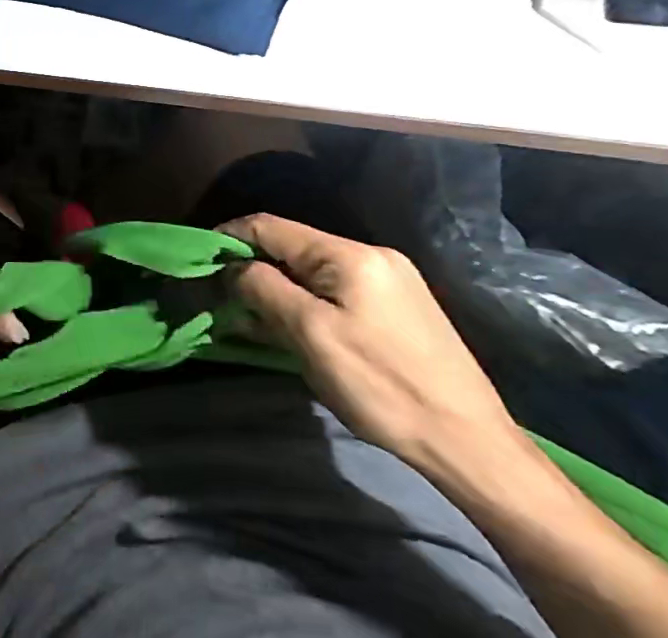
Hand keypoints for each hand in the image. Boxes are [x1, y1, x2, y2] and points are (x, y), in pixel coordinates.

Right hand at [220, 216, 667, 636]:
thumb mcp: (313, 336)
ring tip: (247, 320)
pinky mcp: (396, 308)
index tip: (199, 260)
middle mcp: (371, 256)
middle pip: (293, 249)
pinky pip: (334, 293)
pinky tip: (289, 330)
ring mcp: (388, 280)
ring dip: (276, 291)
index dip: (231, 238)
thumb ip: (267, 291)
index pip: (273, 226)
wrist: (468, 441)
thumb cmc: (382, 386)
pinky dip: (303, 305)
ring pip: (312, 273)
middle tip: (220, 301)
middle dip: (252, 270)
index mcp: (350, 255)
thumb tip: (234, 267)